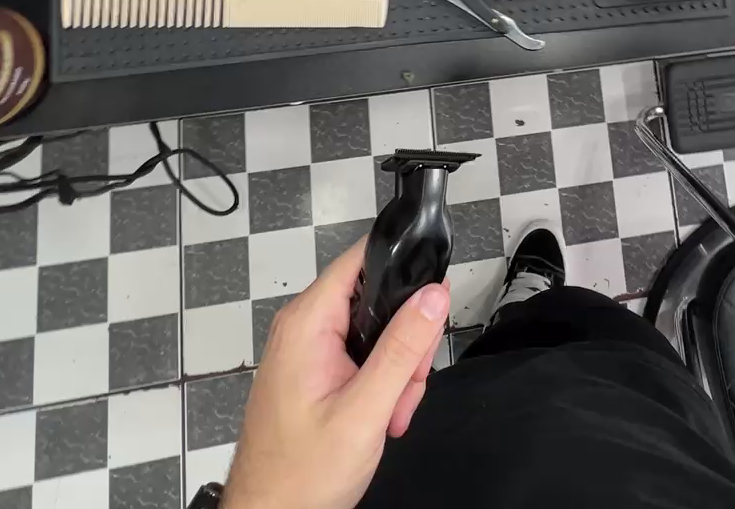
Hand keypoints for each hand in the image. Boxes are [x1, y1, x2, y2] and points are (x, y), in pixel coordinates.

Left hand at [222, 239, 449, 508]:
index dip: (402, 266)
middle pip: (379, 298)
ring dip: (400, 367)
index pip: (362, 258)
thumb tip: (433, 296)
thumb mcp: (365, 410)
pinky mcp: (319, 368)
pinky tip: (385, 413)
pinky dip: (384, 380)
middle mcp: (307, 326)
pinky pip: (366, 353)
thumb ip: (402, 349)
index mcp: (309, 322)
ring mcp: (312, 348)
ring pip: (379, 329)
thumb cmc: (301, 476)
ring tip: (394, 409)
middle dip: (408, 339)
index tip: (432, 295)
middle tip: (411, 381)